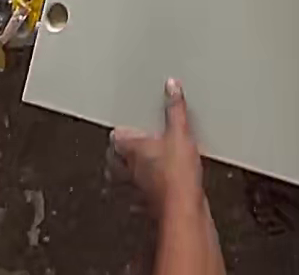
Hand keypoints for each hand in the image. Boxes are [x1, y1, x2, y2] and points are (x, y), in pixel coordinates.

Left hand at [112, 78, 206, 217]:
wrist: (185, 211)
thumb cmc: (177, 174)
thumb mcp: (181, 131)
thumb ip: (175, 108)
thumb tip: (172, 86)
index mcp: (135, 150)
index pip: (117, 139)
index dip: (118, 133)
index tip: (119, 128)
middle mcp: (132, 171)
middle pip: (114, 164)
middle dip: (114, 157)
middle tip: (115, 150)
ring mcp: (140, 192)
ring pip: (123, 184)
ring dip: (122, 178)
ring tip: (125, 172)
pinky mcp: (151, 208)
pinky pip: (139, 201)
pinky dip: (139, 197)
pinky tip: (146, 195)